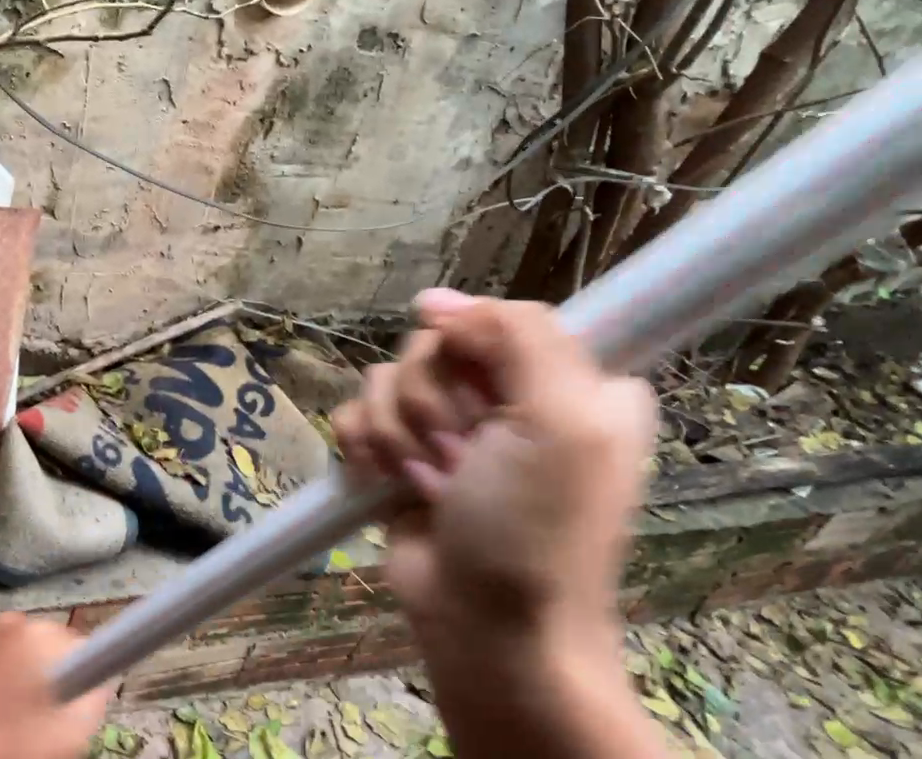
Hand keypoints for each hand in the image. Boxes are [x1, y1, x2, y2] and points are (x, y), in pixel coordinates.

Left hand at [0, 613, 108, 758]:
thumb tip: (97, 682)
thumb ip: (93, 696)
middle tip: (50, 721)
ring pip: (33, 660)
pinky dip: (12, 688)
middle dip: (60, 682)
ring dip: (36, 687)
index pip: (86, 647)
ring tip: (24, 723)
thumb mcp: (68, 729)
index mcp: (37, 631)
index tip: (76, 707)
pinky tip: (3, 718)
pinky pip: (9, 666)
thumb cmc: (9, 741)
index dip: (87, 680)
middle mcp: (13, 622)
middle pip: (58, 652)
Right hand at [331, 291, 655, 652]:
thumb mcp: (563, 422)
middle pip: (430, 346)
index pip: (493, 318)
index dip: (470, 344)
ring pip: (384, 379)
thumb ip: (519, 335)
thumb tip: (432, 299)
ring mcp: (448, 427)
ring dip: (396, 432)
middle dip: (430, 401)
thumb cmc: (535, 528)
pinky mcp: (398, 453)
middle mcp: (506, 397)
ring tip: (426, 481)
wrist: (484, 621)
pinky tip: (383, 479)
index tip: (478, 386)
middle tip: (459, 453)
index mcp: (566, 382)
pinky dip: (363, 446)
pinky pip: (354, 414)